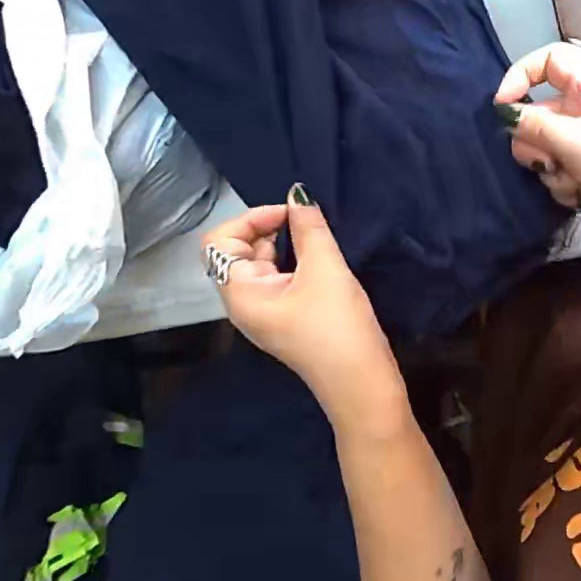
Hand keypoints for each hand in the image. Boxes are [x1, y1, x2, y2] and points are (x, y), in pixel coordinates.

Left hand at [202, 186, 407, 434]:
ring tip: (313, 237)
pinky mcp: (283, 317)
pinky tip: (316, 257)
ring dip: (281, 243)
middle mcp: (243, 303)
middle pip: (236, 250)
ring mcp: (263, 312)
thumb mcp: (325, 270)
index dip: (250, 218)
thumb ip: (309, 228)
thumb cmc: (338, 328)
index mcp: (240, 293)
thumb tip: (297, 194)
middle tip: (305, 222)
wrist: (361, 386)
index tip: (290, 214)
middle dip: (266, 228)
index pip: (219, 241)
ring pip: (259, 263)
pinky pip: (276, 278)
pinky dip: (290, 260)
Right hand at [494, 43, 580, 260]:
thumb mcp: (575, 141)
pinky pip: (562, 168)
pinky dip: (565, 182)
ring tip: (571, 180)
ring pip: (548, 145)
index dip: (521, 75)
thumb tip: (506, 114)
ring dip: (550, 167)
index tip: (502, 107)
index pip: (549, 59)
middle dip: (534, 139)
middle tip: (543, 160)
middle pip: (541, 110)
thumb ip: (533, 125)